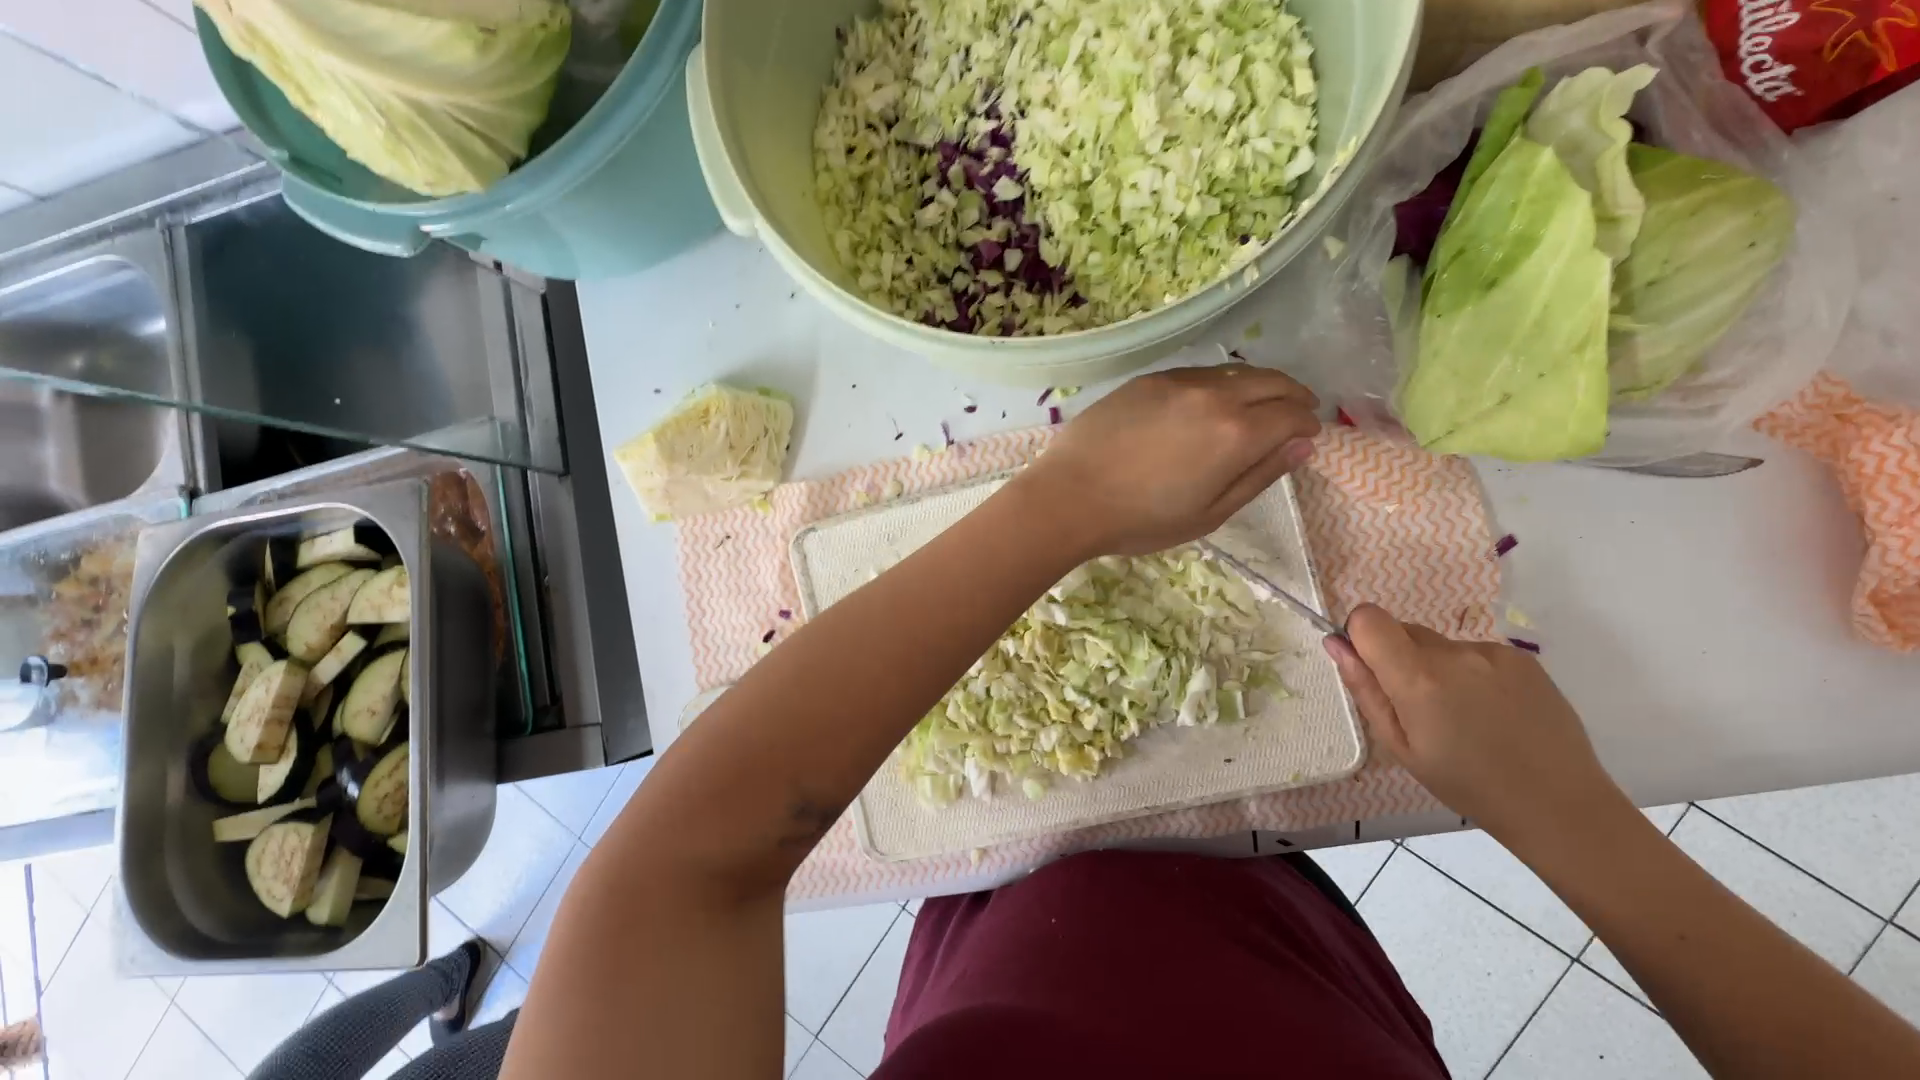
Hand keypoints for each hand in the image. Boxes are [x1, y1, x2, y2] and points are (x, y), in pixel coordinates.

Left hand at [1015, 364, 1321, 556]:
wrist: (1068, 496)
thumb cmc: (1141, 520)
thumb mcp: (1210, 513)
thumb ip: (1260, 476)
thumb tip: (1302, 446)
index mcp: (1237, 434)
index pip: (1292, 414)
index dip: (1307, 424)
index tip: (1309, 436)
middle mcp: (1214, 395)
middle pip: (1271, 381)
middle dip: (1294, 395)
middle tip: (1300, 411)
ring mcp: (1179, 381)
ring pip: (1236, 371)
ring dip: (1258, 385)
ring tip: (1260, 406)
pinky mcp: (1149, 379)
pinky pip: (1200, 373)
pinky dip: (1221, 383)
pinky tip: (1212, 403)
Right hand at [1324, 604, 1628, 843]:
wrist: (1557, 802)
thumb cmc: (1467, 784)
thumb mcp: (1400, 746)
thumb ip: (1366, 690)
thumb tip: (1336, 644)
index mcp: (1418, 678)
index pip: (1369, 619)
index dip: (1360, 636)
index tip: (1370, 667)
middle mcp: (1454, 653)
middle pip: (1403, 631)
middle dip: (1398, 659)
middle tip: (1419, 709)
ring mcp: (1493, 652)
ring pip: (1440, 645)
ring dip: (1437, 669)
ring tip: (1463, 717)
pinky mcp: (1523, 658)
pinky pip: (1475, 654)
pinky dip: (1471, 675)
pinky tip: (1492, 713)